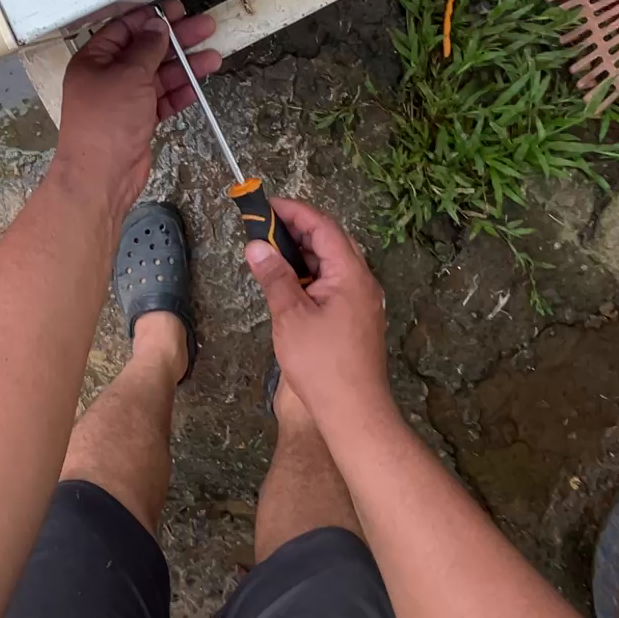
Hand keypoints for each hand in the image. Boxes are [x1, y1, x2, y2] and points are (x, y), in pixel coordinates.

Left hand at [52, 1, 218, 211]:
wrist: (102, 175)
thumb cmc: (103, 126)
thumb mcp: (128, 75)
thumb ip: (146, 48)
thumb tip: (156, 26)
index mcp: (94, 60)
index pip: (124, 29)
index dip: (151, 18)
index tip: (175, 11)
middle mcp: (107, 77)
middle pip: (146, 50)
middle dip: (176, 40)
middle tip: (203, 28)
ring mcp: (123, 100)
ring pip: (158, 75)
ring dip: (185, 67)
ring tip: (212, 58)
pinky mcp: (138, 120)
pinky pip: (162, 99)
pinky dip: (180, 92)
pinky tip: (197, 85)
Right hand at [245, 199, 392, 423]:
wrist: (355, 413)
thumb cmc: (323, 364)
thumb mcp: (291, 316)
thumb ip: (274, 277)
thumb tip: (256, 247)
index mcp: (351, 274)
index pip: (323, 227)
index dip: (294, 211)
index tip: (266, 206)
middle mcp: (362, 281)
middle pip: (331, 240)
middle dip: (297, 229)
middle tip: (265, 226)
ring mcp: (362, 300)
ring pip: (332, 262)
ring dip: (303, 252)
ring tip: (271, 252)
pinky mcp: (356, 317)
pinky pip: (333, 281)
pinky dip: (310, 273)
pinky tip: (289, 282)